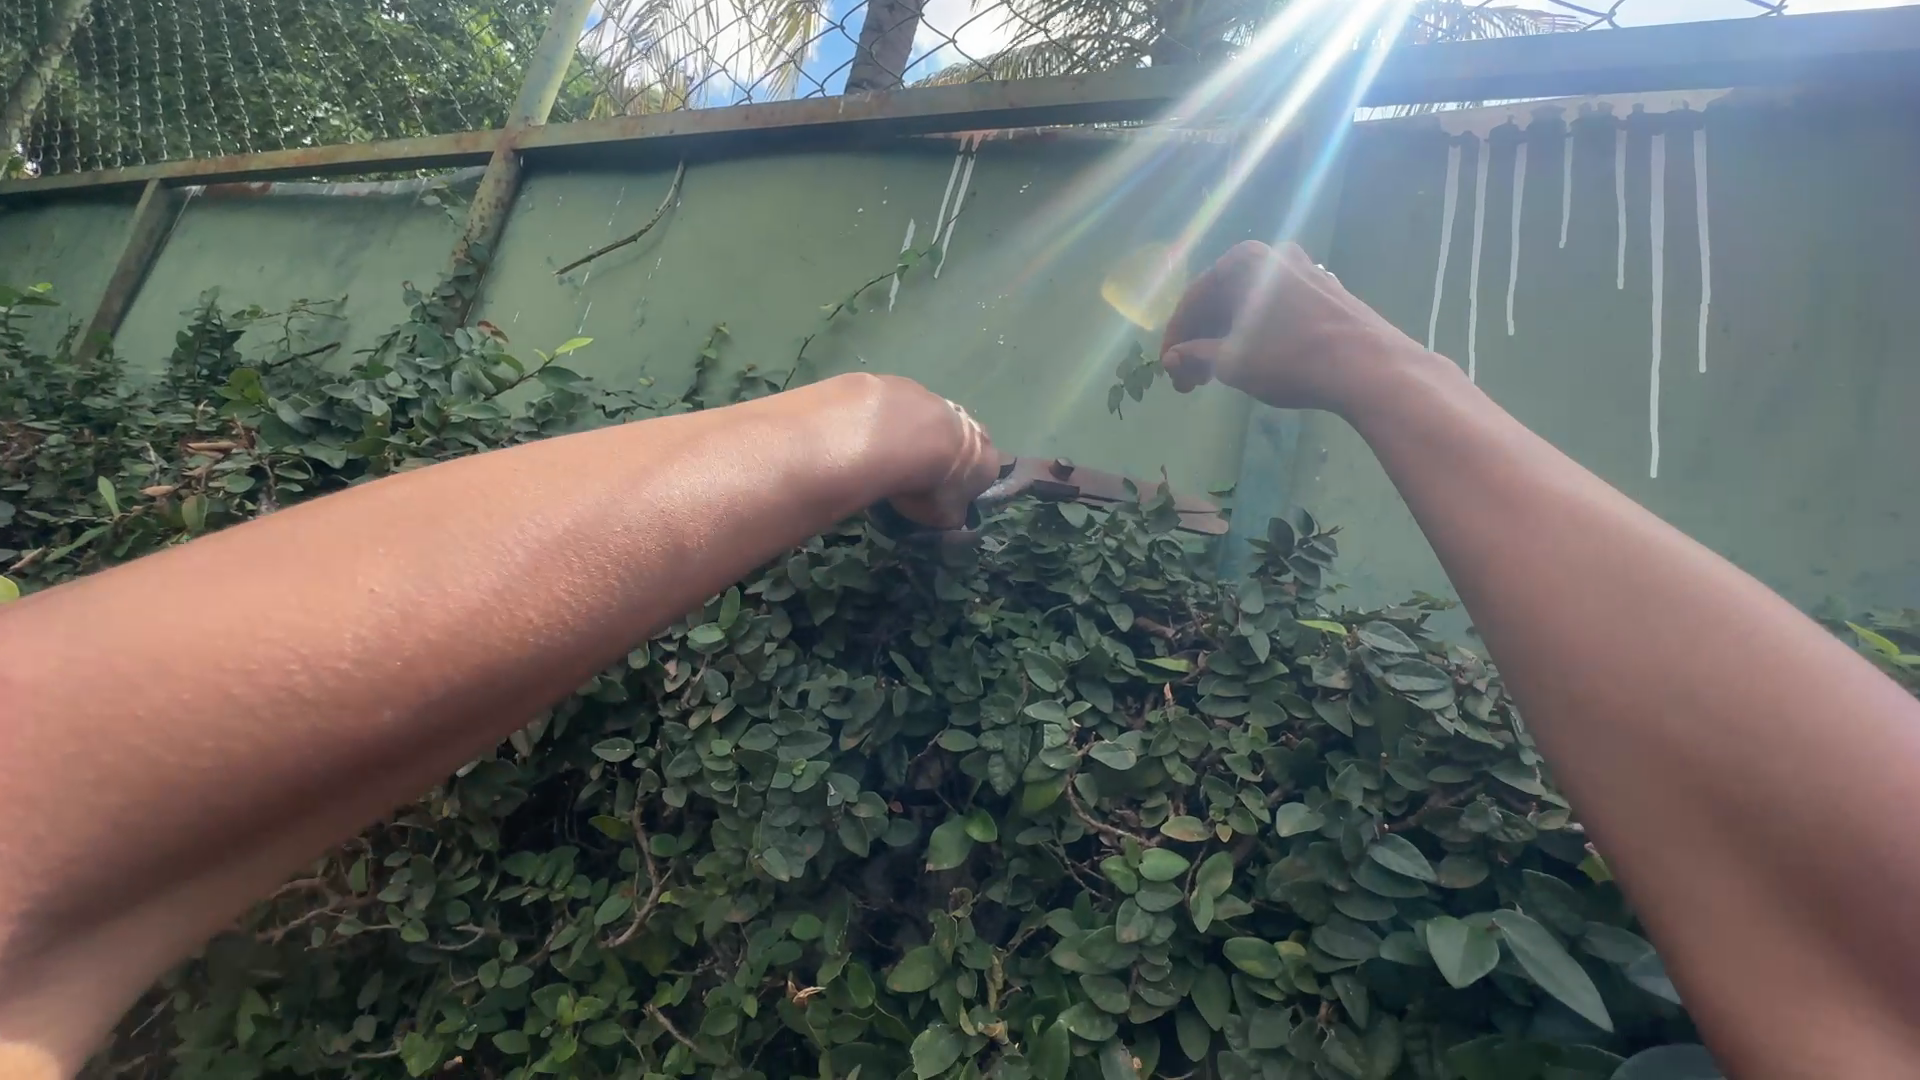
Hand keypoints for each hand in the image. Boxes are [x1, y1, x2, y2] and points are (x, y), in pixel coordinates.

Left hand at [870, 379, 999, 529]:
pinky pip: (905, 407)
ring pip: (935, 421)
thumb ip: (951, 515)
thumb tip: (954, 514)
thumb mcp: (943, 516)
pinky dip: (895, 419)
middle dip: (947, 454)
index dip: (965, 485)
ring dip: (920, 434)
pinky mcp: (911, 387)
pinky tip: (876, 433)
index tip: (944, 494)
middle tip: (920, 471)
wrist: (899, 437)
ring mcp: (943, 402)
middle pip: (964, 442)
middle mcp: (974, 428)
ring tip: (893, 452)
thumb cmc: (929, 484)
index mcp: (987, 461)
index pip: (984, 474)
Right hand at [1158, 240, 1429, 414]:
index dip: (1174, 339)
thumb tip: (1173, 358)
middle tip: (1189, 381)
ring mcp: (1304, 272)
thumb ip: (1195, 356)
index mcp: (1242, 262)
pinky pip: (1274, 312)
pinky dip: (1254, 335)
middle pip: (1221, 302)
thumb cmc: (1289, 357)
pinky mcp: (1326, 293)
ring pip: (1247, 308)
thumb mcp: (1231, 362)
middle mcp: (1272, 257)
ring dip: (1225, 341)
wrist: (1367, 366)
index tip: (1167, 369)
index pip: (1193, 301)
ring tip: (1216, 377)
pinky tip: (1252, 362)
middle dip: (1200, 342)